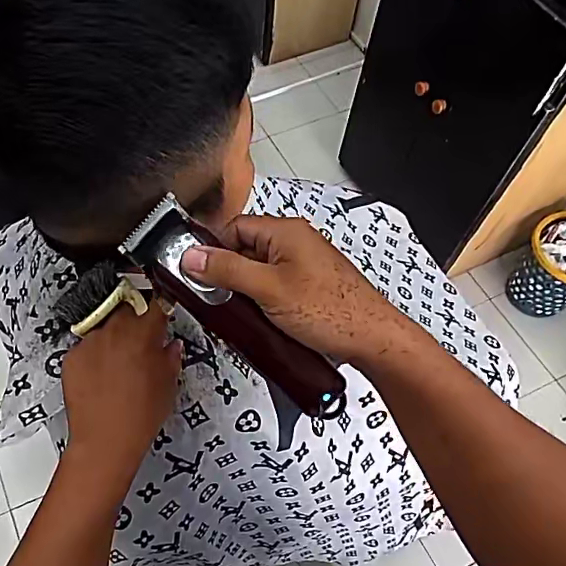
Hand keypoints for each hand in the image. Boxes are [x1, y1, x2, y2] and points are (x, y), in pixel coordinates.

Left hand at [60, 304, 181, 470]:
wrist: (106, 439)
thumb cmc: (140, 415)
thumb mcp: (168, 384)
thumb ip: (170, 357)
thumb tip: (170, 347)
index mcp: (142, 334)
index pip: (155, 304)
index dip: (161, 306)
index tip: (164, 310)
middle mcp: (113, 332)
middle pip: (127, 310)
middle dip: (137, 319)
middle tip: (144, 339)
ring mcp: (89, 344)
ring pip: (105, 328)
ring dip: (115, 337)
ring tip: (122, 362)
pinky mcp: (71, 358)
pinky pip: (86, 347)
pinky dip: (96, 355)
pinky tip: (104, 375)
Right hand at [182, 215, 424, 366]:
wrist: (371, 338)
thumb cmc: (336, 311)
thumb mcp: (269, 290)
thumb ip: (228, 270)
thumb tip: (194, 257)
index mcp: (286, 231)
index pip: (232, 227)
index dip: (211, 249)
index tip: (196, 270)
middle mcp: (296, 244)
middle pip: (244, 250)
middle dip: (228, 275)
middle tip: (219, 297)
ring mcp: (303, 267)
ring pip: (259, 272)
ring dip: (246, 292)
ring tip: (246, 312)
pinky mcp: (308, 288)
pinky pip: (275, 288)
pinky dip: (264, 303)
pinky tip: (264, 320)